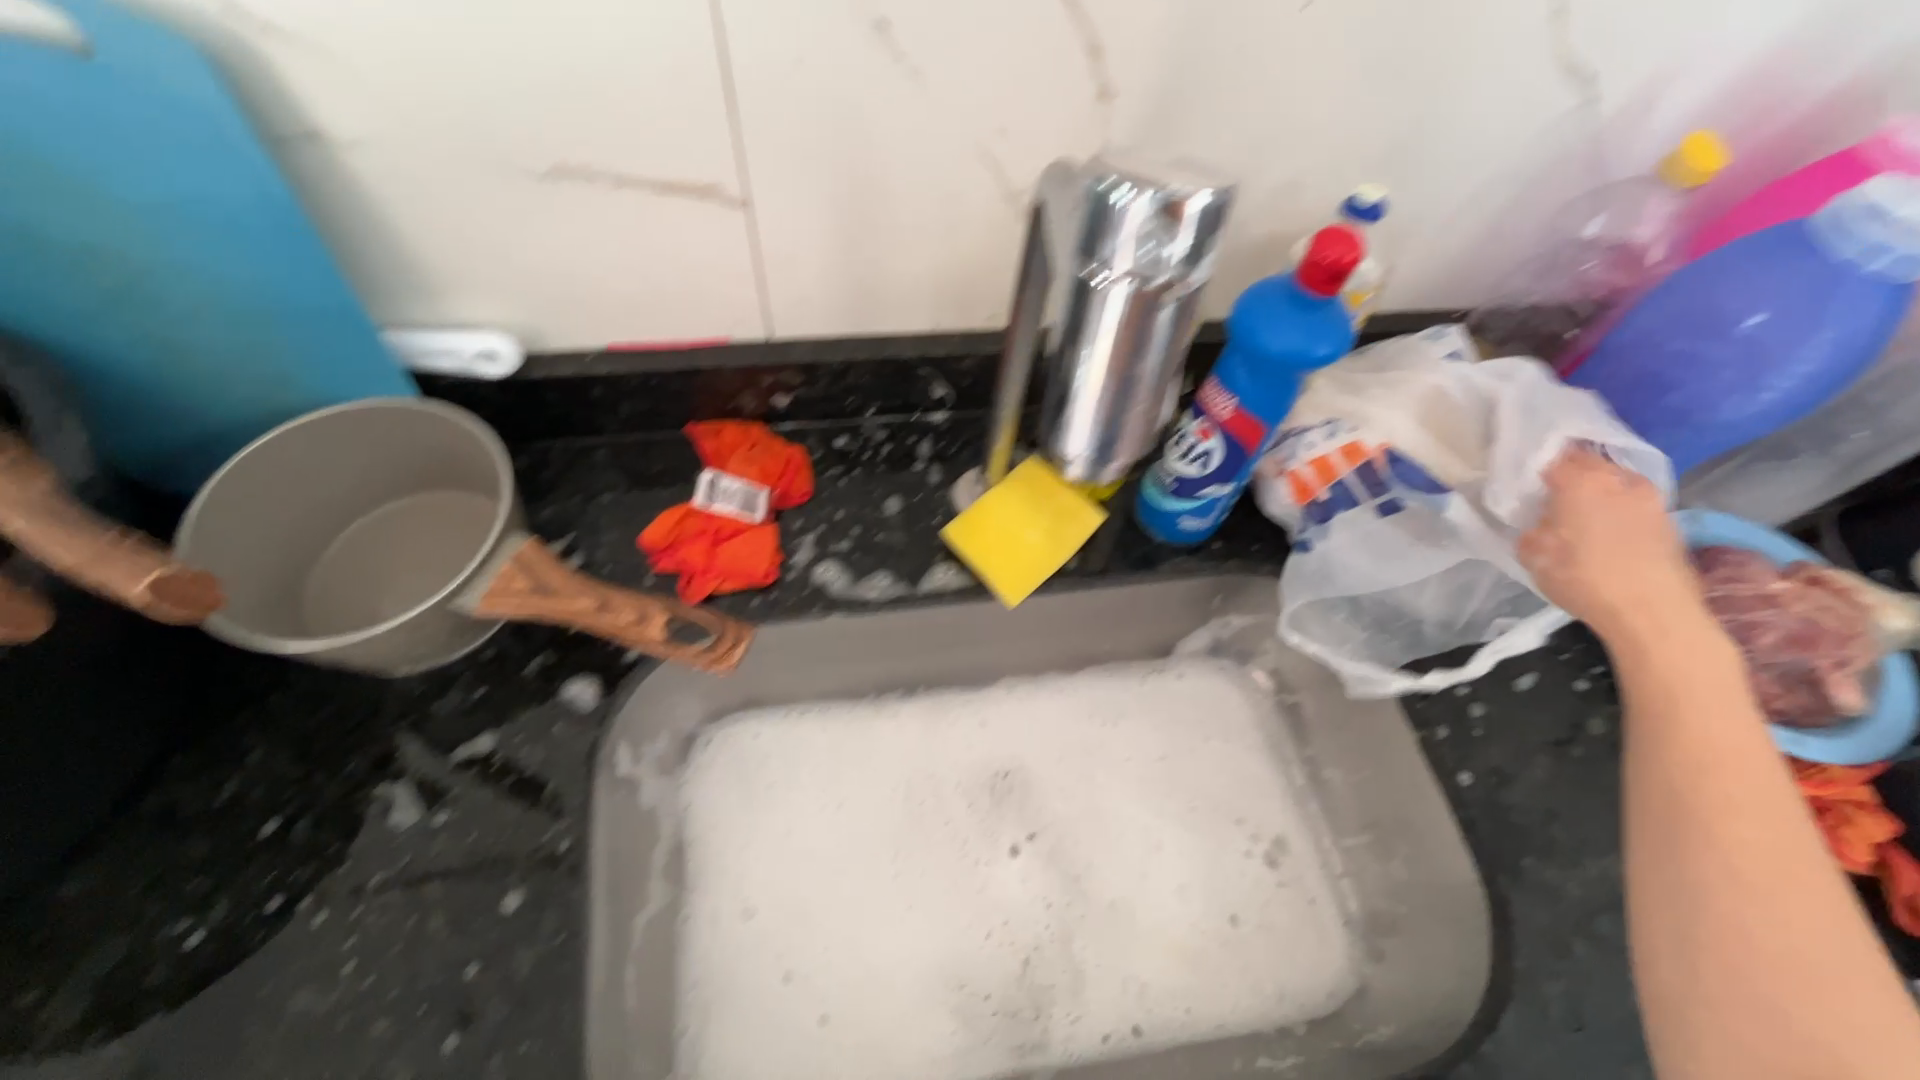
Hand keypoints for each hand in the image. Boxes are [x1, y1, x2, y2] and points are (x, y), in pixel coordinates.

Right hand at [1518, 448, 1702, 642]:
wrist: (1652, 611)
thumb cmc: (1583, 578)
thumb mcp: (1533, 555)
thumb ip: (1532, 527)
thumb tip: (1542, 521)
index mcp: (1581, 480)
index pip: (1554, 457)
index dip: (1538, 467)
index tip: (1528, 483)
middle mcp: (1620, 479)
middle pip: (1590, 465)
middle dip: (1571, 476)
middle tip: (1552, 497)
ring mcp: (1651, 498)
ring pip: (1615, 483)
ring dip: (1598, 494)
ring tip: (1582, 517)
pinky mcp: (1669, 520)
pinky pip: (1633, 504)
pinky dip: (1618, 512)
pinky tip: (1608, 535)